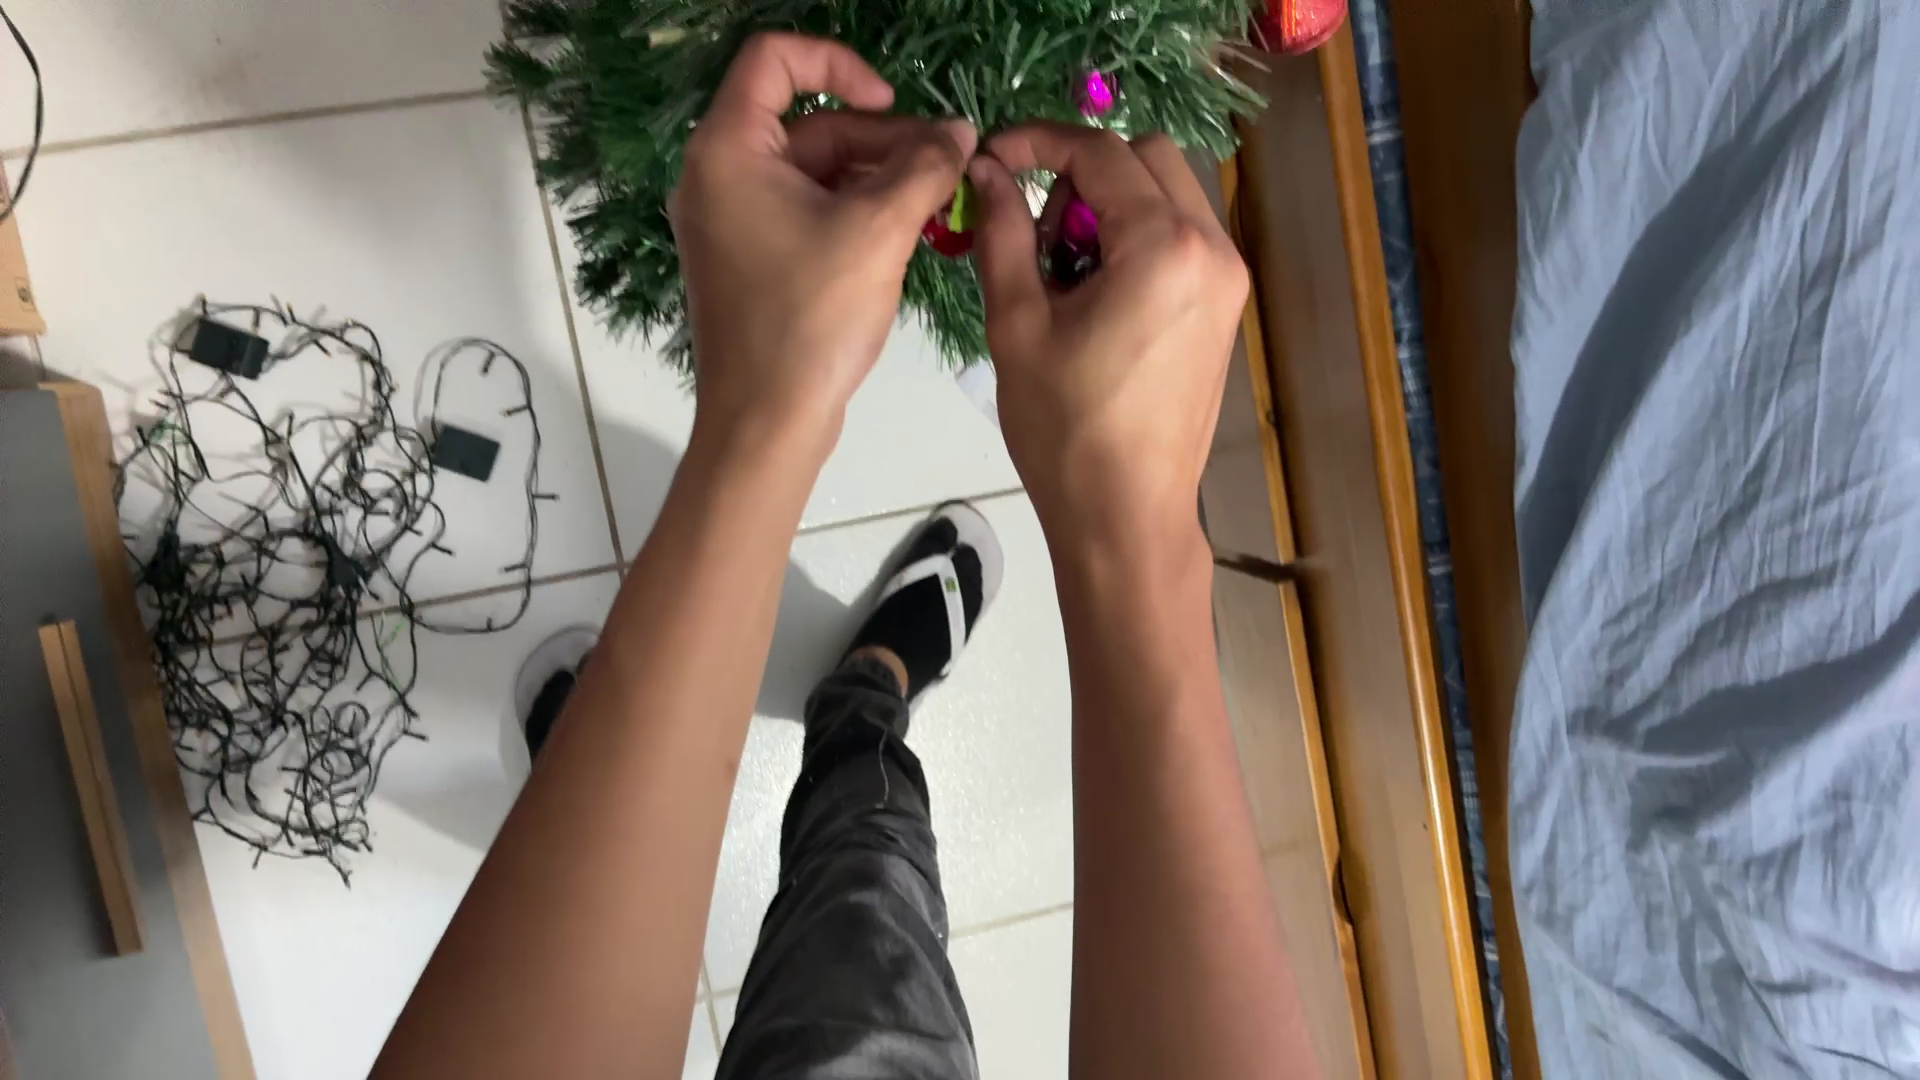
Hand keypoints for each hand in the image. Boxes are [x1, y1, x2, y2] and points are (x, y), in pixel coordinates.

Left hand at [672, 33, 976, 440]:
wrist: (769, 421)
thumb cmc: (812, 319)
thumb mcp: (877, 232)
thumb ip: (924, 170)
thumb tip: (962, 132)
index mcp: (728, 151)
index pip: (776, 62)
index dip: (841, 66)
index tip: (896, 105)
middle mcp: (719, 180)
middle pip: (809, 129)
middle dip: (882, 142)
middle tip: (945, 168)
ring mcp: (735, 228)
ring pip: (815, 180)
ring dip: (876, 183)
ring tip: (934, 207)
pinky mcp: (754, 268)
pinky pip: (808, 220)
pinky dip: (854, 219)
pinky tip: (902, 238)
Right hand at [967, 123, 1247, 552]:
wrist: (1125, 515)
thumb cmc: (1064, 431)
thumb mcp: (1018, 328)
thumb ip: (1004, 234)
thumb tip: (989, 172)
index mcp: (1163, 247)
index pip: (1100, 152)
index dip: (1039, 143)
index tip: (994, 161)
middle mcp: (1213, 250)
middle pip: (1147, 158)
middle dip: (1082, 174)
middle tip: (1037, 237)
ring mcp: (1228, 283)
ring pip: (1169, 197)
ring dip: (1112, 208)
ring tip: (1065, 278)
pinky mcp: (1225, 313)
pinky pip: (1183, 241)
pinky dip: (1137, 242)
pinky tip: (1099, 301)